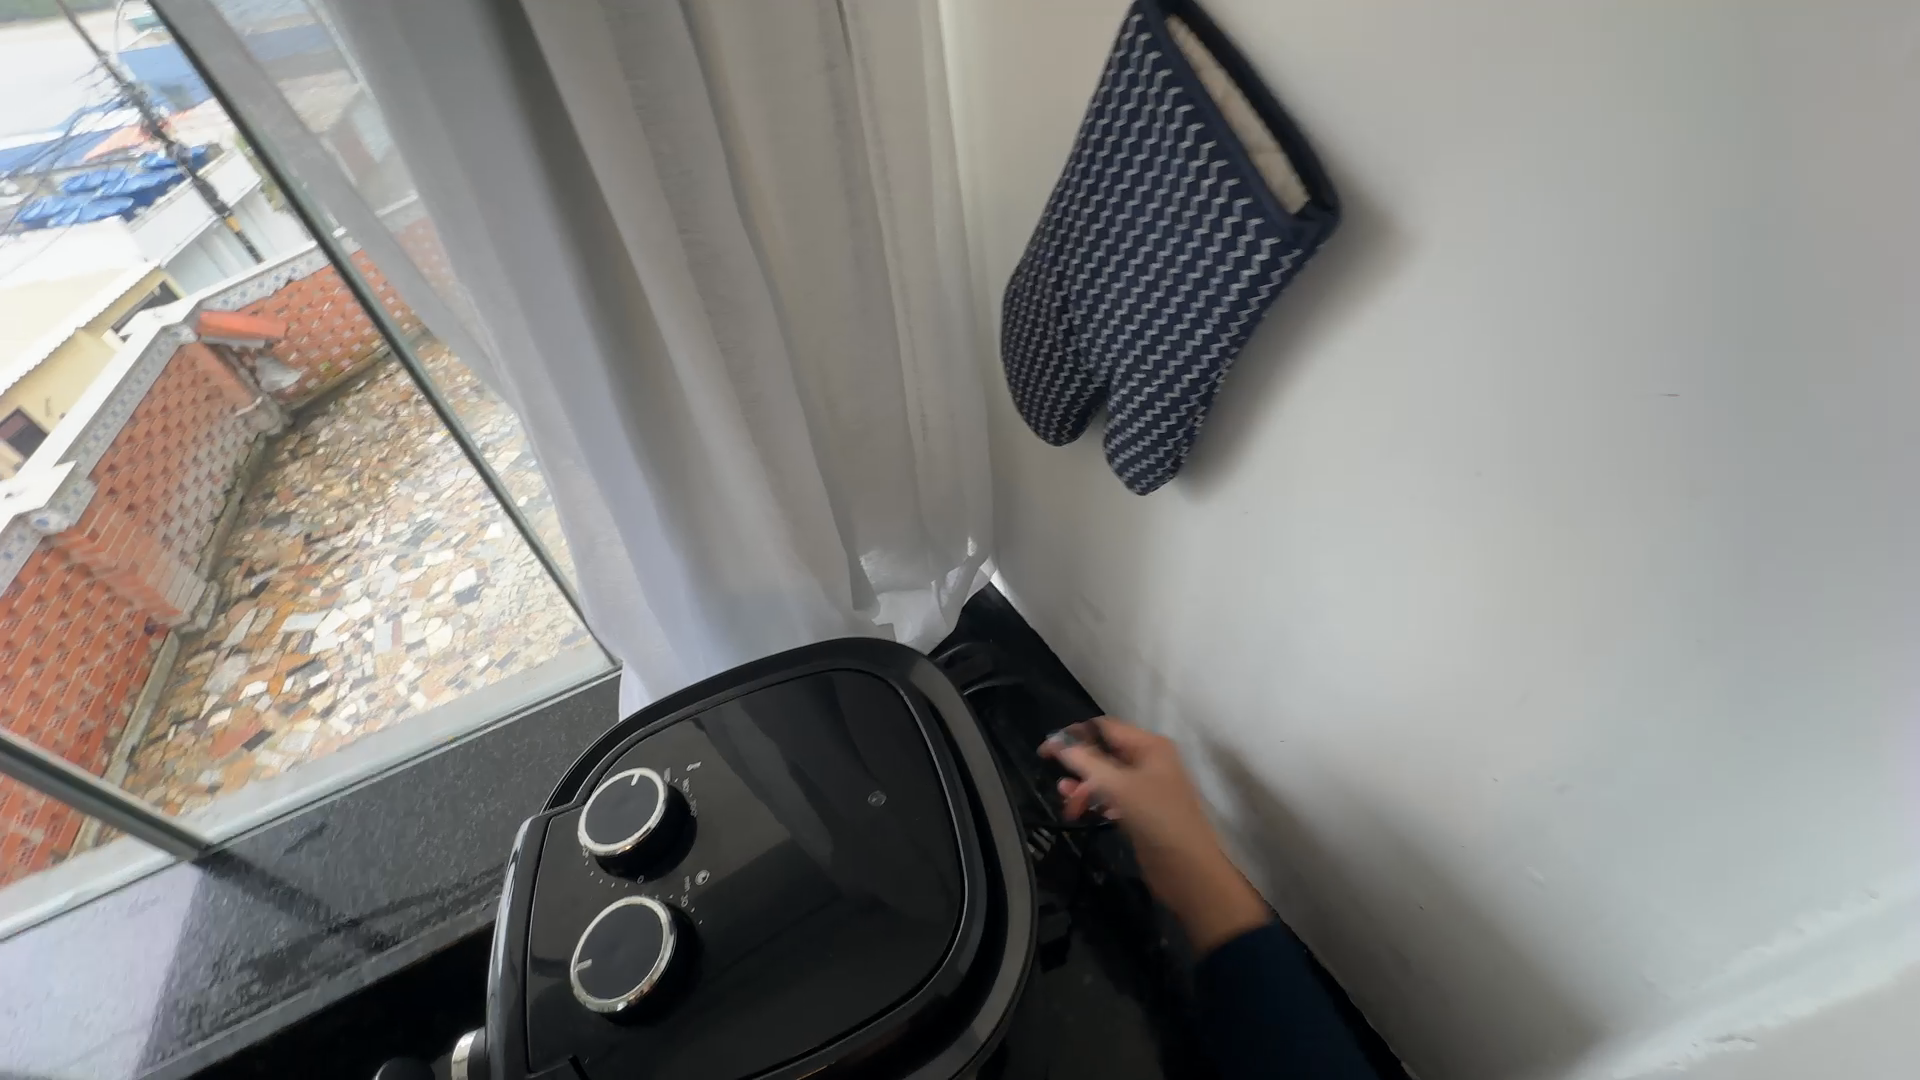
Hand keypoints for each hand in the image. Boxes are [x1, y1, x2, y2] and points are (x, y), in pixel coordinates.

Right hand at [1041, 717, 1270, 953]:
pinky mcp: (1141, 811)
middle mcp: (1148, 761)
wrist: (1190, 872)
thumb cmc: (1158, 819)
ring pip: (1105, 777)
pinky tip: (1082, 812)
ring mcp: (1146, 787)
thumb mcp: (1119, 786)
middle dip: (1079, 767)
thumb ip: (1086, 762)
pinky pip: (1111, 797)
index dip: (1075, 735)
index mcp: (1149, 746)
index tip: (1047, 751)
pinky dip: (1095, 801)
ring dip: (1084, 787)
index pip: (1105, 728)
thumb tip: (1057, 743)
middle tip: (1057, 782)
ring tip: (1068, 805)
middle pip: (1103, 753)